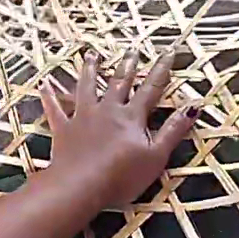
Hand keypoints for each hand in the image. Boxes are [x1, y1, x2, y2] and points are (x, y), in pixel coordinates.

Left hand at [38, 51, 197, 209]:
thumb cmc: (122, 176)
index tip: (169, 53)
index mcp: (132, 117)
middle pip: (119, 83)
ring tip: (92, 56)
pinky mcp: (63, 130)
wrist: (81, 186)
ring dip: (90, 71)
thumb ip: (173, 130)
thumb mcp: (156, 156)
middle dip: (127, 67)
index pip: (151, 89)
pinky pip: (55, 109)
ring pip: (87, 88)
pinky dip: (50, 96)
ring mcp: (83, 118)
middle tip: (132, 51)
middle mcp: (108, 110)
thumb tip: (193, 106)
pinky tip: (45, 84)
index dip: (161, 71)